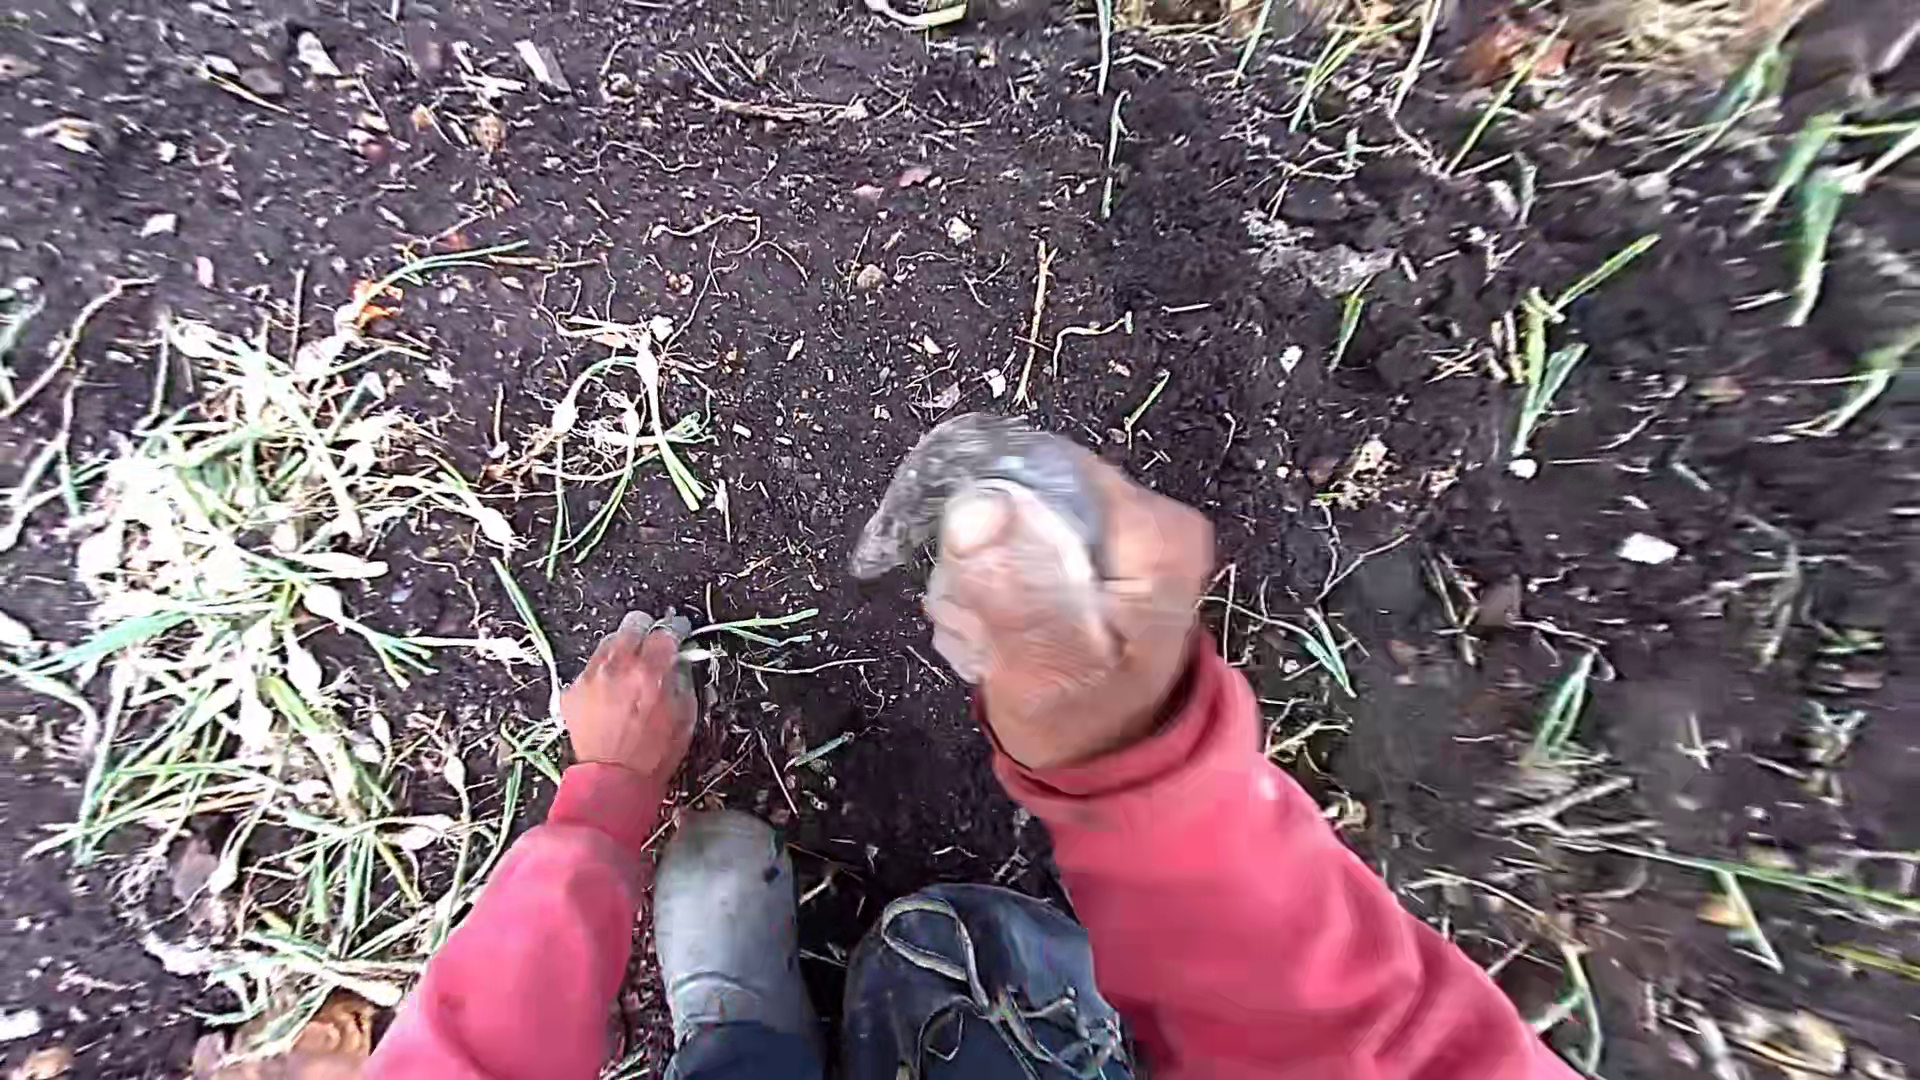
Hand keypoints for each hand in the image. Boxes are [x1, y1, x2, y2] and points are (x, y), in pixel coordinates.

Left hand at [560, 612, 696, 786]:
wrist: (612, 780)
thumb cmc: (655, 751)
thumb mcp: (685, 711)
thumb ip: (681, 677)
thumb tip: (678, 659)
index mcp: (651, 671)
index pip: (667, 630)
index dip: (677, 630)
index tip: (678, 634)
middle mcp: (618, 667)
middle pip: (633, 624)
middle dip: (646, 631)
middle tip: (652, 646)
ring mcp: (591, 677)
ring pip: (609, 641)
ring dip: (624, 650)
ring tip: (630, 669)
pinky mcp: (572, 691)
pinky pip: (591, 667)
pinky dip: (604, 672)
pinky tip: (611, 691)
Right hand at [924, 455, 1213, 769]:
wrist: (1100, 750)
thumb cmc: (1081, 718)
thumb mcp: (1048, 668)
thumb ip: (1016, 592)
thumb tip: (974, 509)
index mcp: (1156, 534)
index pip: (1052, 473)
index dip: (996, 511)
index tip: (972, 567)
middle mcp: (1144, 517)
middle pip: (1033, 488)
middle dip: (990, 547)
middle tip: (980, 612)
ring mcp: (1119, 529)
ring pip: (1020, 509)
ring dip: (987, 564)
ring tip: (987, 623)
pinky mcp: (1093, 545)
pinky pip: (1023, 530)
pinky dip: (998, 571)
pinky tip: (996, 615)